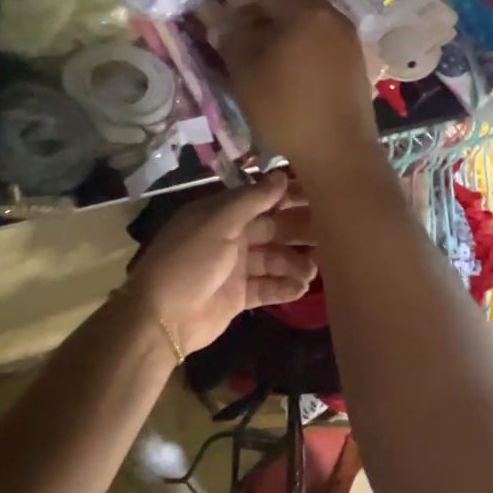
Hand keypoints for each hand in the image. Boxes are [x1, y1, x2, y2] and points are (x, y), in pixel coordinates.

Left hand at [127, 172, 315, 353]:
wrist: (162, 316)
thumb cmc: (189, 261)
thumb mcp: (218, 223)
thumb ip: (251, 200)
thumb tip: (281, 175)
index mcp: (220, 214)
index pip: (261, 199)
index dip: (288, 197)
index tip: (320, 195)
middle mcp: (229, 237)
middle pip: (272, 229)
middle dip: (298, 231)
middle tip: (330, 234)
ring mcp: (234, 268)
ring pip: (273, 259)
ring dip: (294, 262)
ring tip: (314, 269)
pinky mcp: (238, 296)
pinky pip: (267, 287)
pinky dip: (284, 287)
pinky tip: (301, 288)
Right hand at [204, 0, 380, 175]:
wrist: (338, 152)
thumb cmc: (286, 109)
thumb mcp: (247, 72)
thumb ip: (230, 37)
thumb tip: (216, 15)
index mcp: (306, 11)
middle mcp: (332, 16)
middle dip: (261, 2)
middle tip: (235, 17)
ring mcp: (347, 39)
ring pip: (308, 17)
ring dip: (280, 20)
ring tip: (255, 39)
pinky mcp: (353, 61)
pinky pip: (320, 36)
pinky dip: (298, 37)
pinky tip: (282, 58)